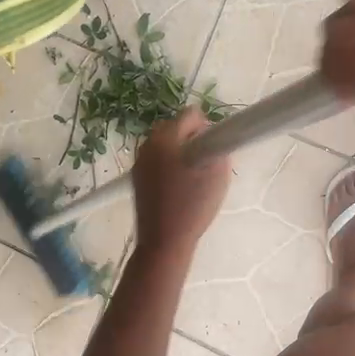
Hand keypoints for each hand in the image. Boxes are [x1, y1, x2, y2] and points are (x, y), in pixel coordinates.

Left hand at [130, 108, 231, 259]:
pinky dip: (167, 164)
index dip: (206, 128)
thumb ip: (218, 148)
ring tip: (191, 176)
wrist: (164, 240)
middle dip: (191, 138)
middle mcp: (148, 143)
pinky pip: (155, 159)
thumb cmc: (193, 206)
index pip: (190, 115)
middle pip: (174, 127)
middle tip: (204, 162)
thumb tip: (212, 139)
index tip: (213, 148)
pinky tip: (176, 187)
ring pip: (163, 143)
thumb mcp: (218, 175)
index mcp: (166, 138)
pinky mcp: (135, 176)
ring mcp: (138, 160)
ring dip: (178, 151)